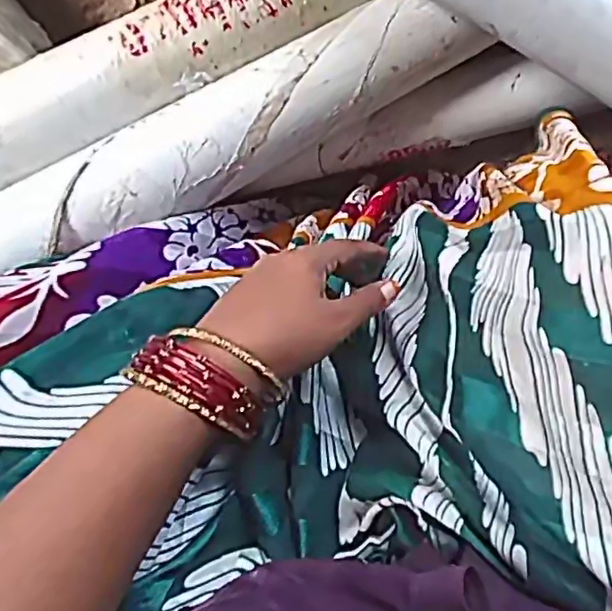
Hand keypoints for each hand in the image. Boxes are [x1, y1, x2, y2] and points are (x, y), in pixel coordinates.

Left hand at [193, 239, 394, 380]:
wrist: (219, 364)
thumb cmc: (289, 337)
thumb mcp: (338, 322)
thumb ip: (368, 301)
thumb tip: (392, 284)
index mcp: (307, 259)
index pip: (346, 246)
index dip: (369, 251)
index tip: (385, 257)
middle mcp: (280, 259)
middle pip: (321, 255)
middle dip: (346, 264)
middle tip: (365, 277)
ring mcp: (255, 276)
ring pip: (298, 269)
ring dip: (321, 277)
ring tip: (336, 293)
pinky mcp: (238, 296)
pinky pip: (280, 282)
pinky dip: (300, 287)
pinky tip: (302, 307)